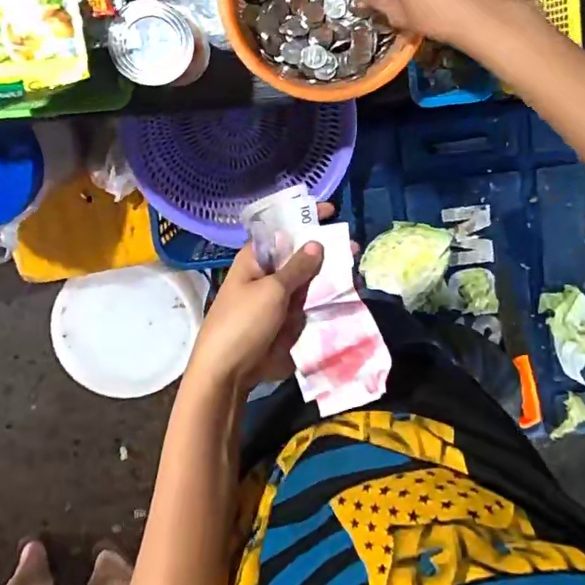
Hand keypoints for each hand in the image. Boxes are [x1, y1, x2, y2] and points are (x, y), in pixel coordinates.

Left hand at [185, 202, 343, 396]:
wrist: (229, 374)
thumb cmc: (243, 323)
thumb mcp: (272, 291)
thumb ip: (297, 268)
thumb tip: (316, 243)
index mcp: (255, 261)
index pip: (282, 231)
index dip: (304, 219)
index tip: (330, 210)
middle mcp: (269, 276)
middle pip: (300, 257)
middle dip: (326, 250)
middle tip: (353, 245)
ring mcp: (280, 300)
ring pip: (310, 282)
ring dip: (331, 276)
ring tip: (356, 268)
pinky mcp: (289, 323)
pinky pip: (312, 306)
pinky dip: (328, 300)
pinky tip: (350, 294)